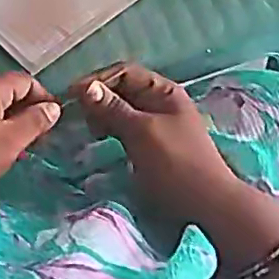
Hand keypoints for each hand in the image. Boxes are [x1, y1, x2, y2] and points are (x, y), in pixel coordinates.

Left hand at [0, 72, 61, 194]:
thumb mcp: (10, 141)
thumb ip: (35, 122)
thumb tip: (53, 107)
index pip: (25, 80)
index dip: (43, 97)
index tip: (53, 121)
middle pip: (10, 91)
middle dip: (29, 111)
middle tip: (40, 138)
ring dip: (13, 122)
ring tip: (23, 147)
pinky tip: (0, 148)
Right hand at [68, 63, 242, 224]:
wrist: (206, 206)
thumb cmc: (176, 163)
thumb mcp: (142, 130)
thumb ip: (113, 108)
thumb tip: (86, 87)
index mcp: (163, 92)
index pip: (124, 72)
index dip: (98, 79)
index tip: (73, 95)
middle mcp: (158, 104)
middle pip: (120, 90)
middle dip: (97, 98)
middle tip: (76, 114)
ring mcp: (154, 126)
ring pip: (119, 111)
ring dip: (100, 115)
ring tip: (86, 128)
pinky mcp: (148, 146)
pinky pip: (122, 129)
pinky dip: (107, 130)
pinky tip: (97, 138)